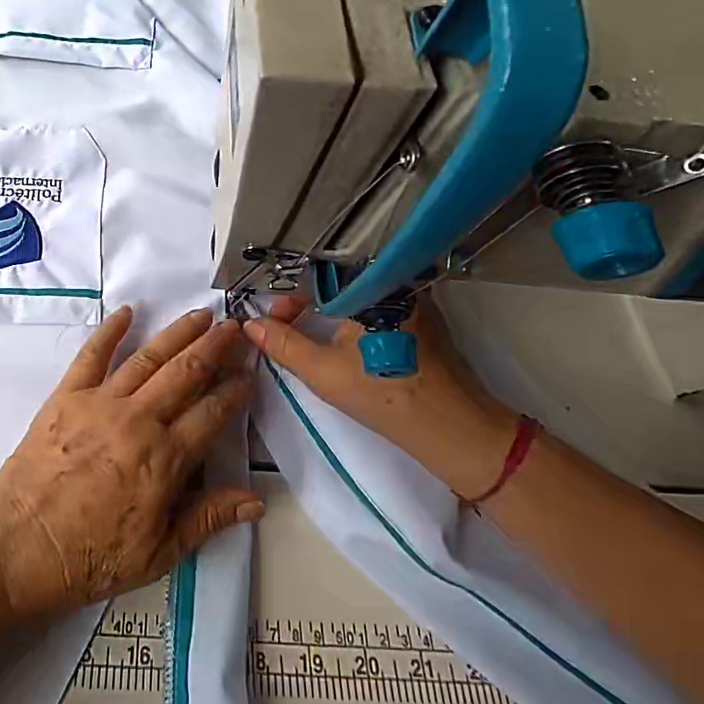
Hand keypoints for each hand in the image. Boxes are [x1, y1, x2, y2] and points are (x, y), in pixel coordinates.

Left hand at [0, 306, 261, 661]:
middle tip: (235, 328)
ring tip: (200, 315)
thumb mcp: (159, 552)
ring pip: (147, 359)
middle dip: (214, 348)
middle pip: (185, 374)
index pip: (212, 414)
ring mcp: (100, 403)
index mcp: (166, 459)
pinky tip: (126, 312)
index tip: (250, 374)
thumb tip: (256, 500)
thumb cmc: (90, 554)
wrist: (20, 541)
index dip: (235, 392)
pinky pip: (91, 355)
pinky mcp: (66, 396)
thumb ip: (207, 518)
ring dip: (176, 334)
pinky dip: (109, 331)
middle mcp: (138, 421)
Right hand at [240, 292, 517, 499]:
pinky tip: (344, 344)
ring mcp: (415, 302)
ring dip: (329, 312)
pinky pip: (378, 308)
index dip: (287, 296)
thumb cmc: (383, 393)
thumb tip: (251, 324)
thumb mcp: (321, 370)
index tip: (274, 319)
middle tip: (287, 327)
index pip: (315, 276)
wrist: (452, 427)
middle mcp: (395, 284)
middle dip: (306, 303)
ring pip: (358, 296)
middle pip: (337, 283)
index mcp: (369, 287)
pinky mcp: (425, 322)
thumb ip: (282, 343)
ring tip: (311, 337)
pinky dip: (354, 320)